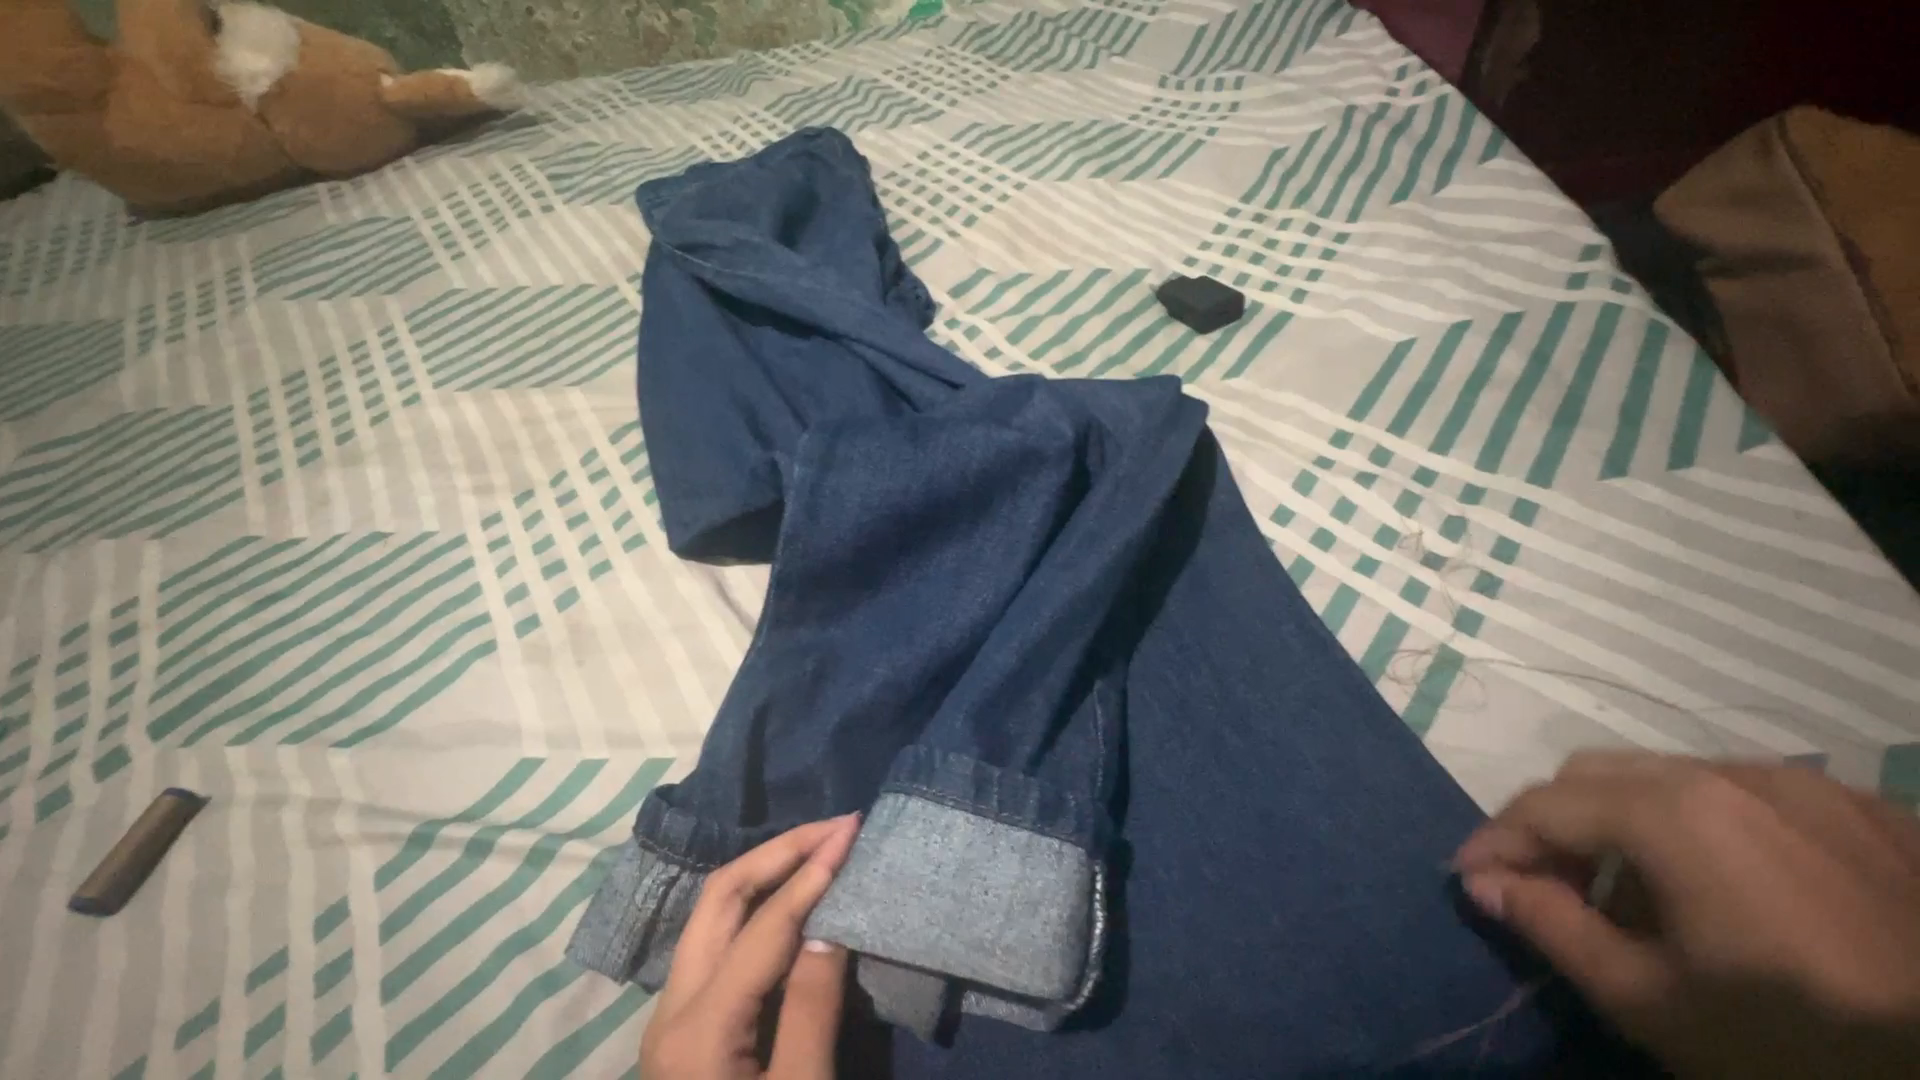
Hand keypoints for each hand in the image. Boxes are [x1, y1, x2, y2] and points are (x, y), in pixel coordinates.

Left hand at [642, 814, 860, 1079]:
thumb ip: (812, 1008)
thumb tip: (830, 922)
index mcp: (697, 1030)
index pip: (762, 926)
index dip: (810, 875)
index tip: (850, 834)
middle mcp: (671, 1008)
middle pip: (720, 899)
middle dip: (778, 853)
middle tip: (833, 828)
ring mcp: (672, 1015)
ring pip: (712, 913)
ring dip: (765, 871)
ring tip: (818, 848)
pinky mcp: (685, 1026)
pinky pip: (717, 940)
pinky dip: (757, 904)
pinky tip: (792, 897)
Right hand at [1455, 751, 1919, 1077]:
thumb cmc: (1795, 1040)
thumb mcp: (1648, 1001)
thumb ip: (1550, 925)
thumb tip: (1484, 883)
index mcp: (1674, 812)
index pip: (1543, 805)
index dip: (1494, 841)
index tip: (1469, 880)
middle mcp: (1733, 774)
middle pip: (1599, 773)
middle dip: (1554, 823)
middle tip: (1546, 884)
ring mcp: (1811, 787)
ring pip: (1672, 777)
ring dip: (1626, 821)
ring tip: (1640, 893)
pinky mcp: (1873, 812)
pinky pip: (1752, 796)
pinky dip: (1706, 826)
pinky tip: (1729, 887)